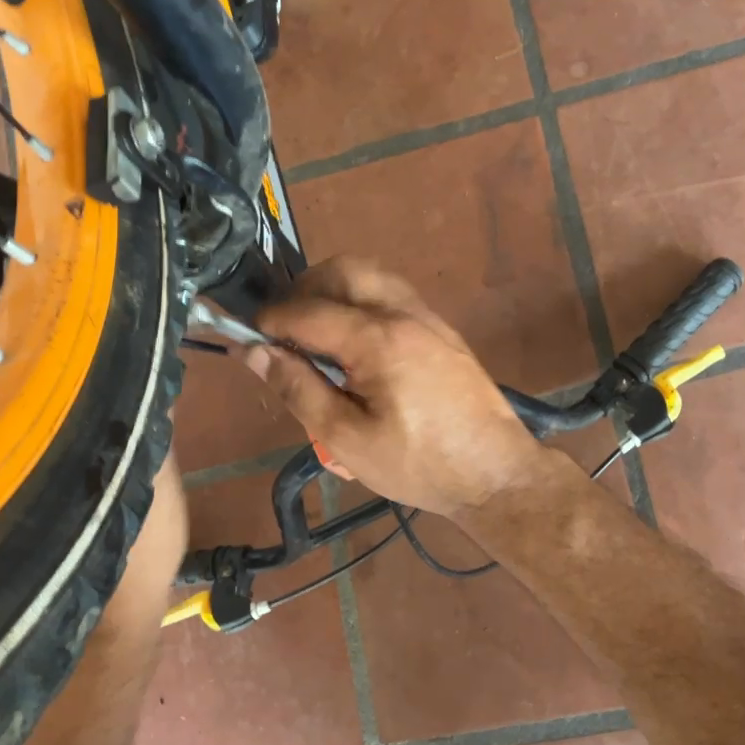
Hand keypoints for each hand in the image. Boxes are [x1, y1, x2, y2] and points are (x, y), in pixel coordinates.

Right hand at [245, 257, 552, 516]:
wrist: (496, 474)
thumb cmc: (419, 465)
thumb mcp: (346, 439)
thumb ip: (298, 389)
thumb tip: (255, 353)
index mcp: (377, 339)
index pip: (307, 310)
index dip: (270, 322)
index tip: (248, 339)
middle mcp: (404, 314)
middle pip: (344, 270)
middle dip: (304, 290)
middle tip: (284, 330)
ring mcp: (429, 318)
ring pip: (372, 277)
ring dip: (335, 292)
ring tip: (316, 336)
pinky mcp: (443, 332)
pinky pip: (394, 296)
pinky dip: (363, 303)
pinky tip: (355, 347)